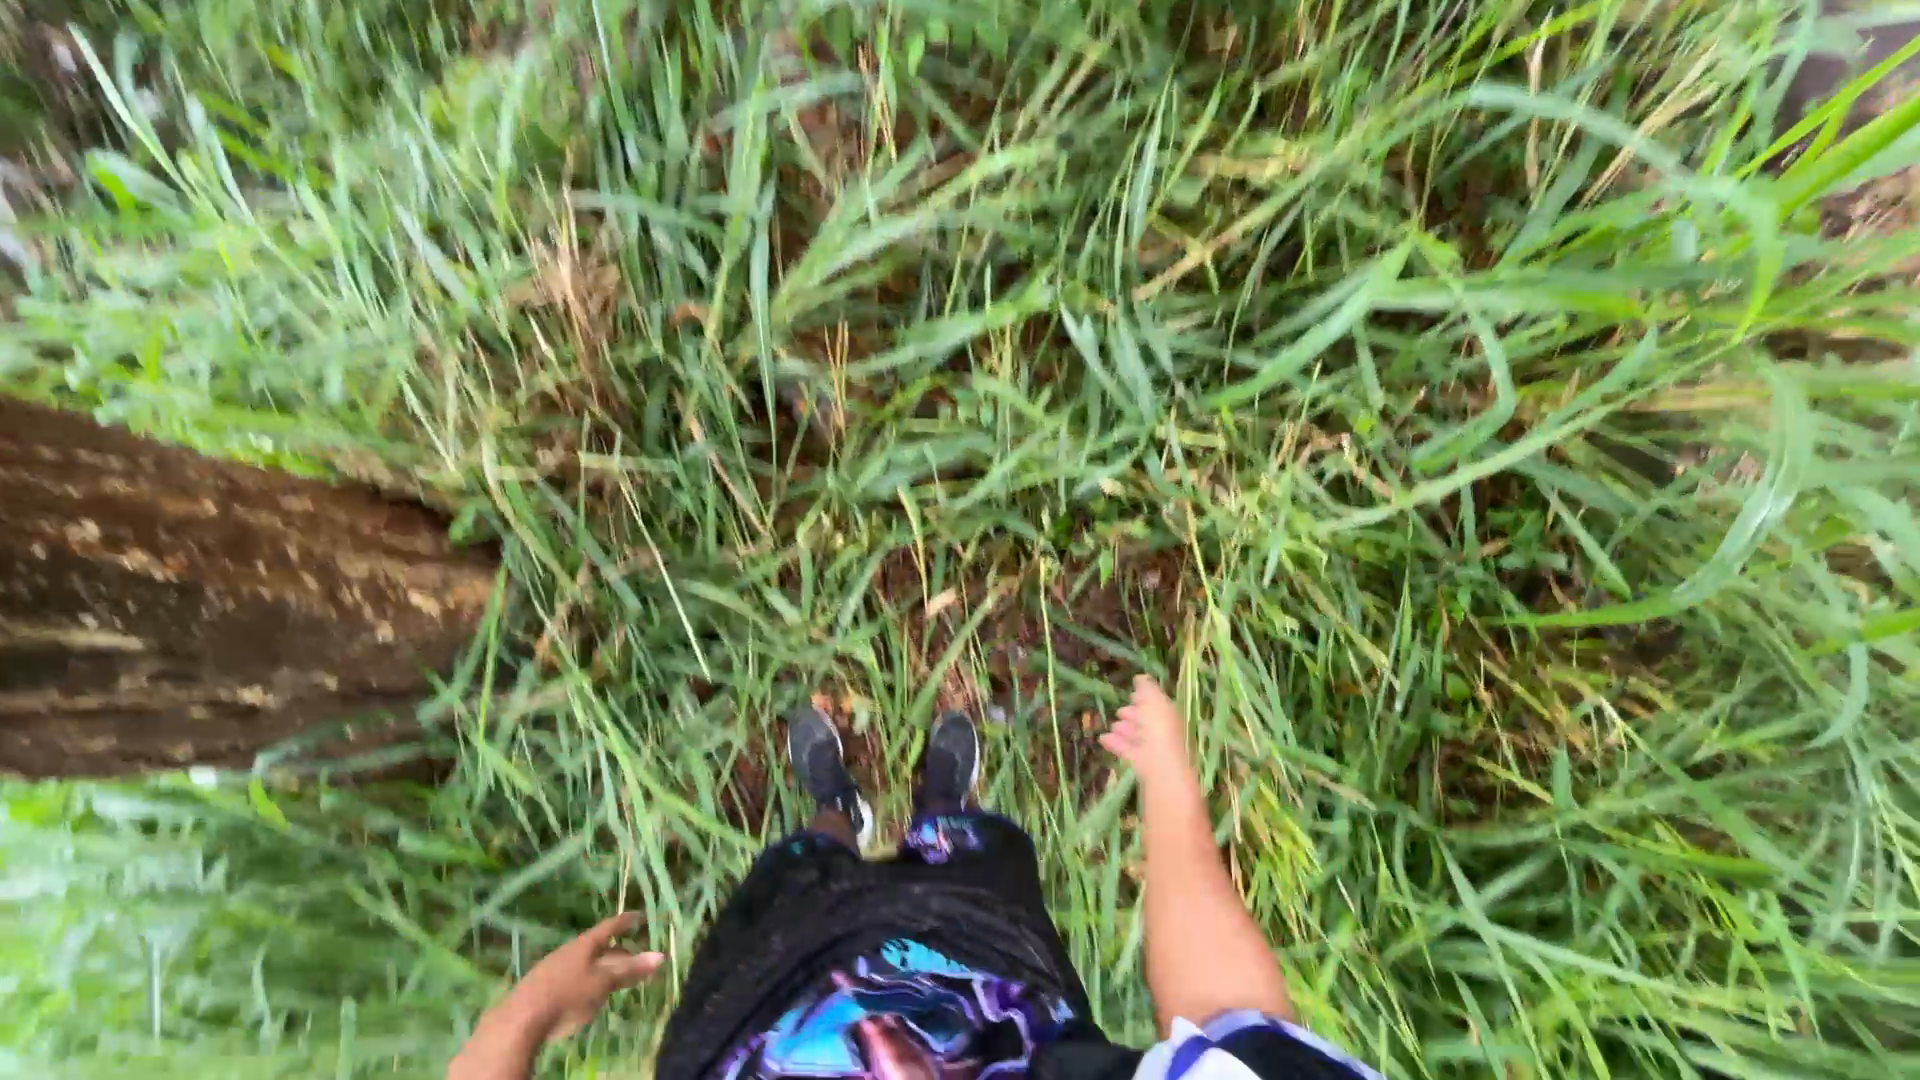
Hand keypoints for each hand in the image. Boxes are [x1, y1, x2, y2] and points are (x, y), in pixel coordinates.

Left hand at [482, 913, 663, 1043]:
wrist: (518, 1022)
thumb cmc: (566, 995)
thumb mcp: (602, 983)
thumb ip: (630, 970)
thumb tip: (661, 956)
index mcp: (585, 944)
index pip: (611, 925)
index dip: (627, 920)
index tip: (641, 916)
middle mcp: (569, 951)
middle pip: (599, 946)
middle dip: (619, 951)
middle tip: (636, 957)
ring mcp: (553, 968)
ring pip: (585, 963)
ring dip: (602, 968)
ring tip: (615, 978)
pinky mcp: (543, 987)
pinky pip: (573, 976)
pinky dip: (587, 980)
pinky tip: (588, 994)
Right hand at [1101, 674, 1193, 791]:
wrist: (1161, 767)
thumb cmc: (1159, 729)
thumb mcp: (1154, 701)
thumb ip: (1147, 688)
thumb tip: (1141, 677)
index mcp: (1169, 715)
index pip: (1158, 705)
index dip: (1145, 699)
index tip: (1132, 695)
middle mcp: (1164, 732)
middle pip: (1148, 721)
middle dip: (1134, 715)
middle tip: (1120, 711)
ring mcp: (1153, 749)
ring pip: (1137, 736)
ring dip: (1124, 729)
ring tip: (1112, 725)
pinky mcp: (1142, 764)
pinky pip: (1127, 750)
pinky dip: (1115, 743)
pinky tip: (1102, 738)